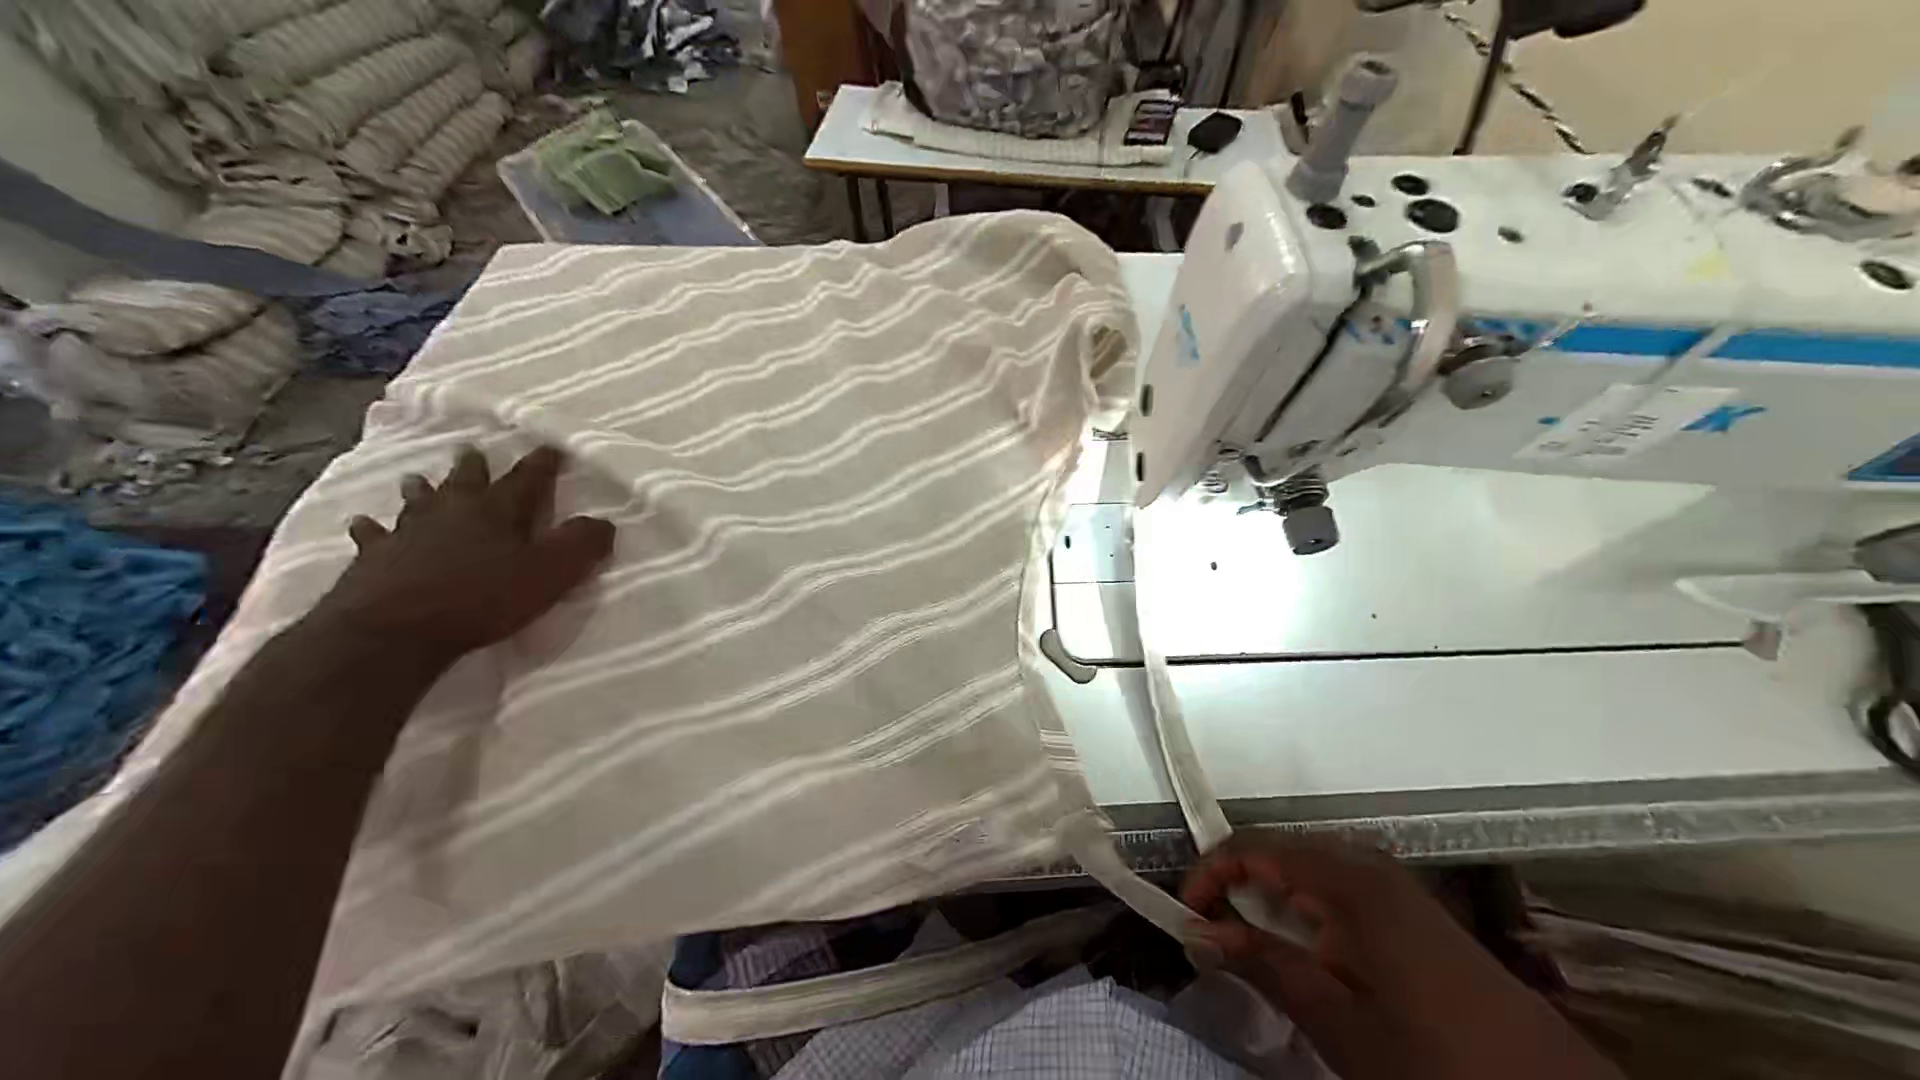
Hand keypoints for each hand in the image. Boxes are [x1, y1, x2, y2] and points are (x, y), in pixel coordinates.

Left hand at [313, 446, 615, 667]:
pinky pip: (374, 537)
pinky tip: (362, 522)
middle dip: (475, 467)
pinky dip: (370, 528)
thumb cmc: (480, 600)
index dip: (542, 464)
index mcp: (497, 513)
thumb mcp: (549, 573)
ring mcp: (409, 533)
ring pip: (418, 503)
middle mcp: (452, 513)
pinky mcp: (375, 559)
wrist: (393, 631)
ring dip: (422, 490)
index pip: (526, 480)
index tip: (552, 447)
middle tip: (473, 450)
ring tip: (416, 478)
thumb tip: (604, 521)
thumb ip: (580, 545)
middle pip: (467, 483)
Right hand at [1182, 838, 1622, 1079]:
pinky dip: (1303, 907)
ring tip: (1246, 940)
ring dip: (1267, 897)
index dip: (1209, 873)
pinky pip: (1337, 887)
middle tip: (1211, 930)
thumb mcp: (1337, 1019)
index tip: (1185, 915)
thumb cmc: (1433, 1055)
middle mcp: (1368, 865)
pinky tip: (1304, 948)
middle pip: (1278, 851)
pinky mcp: (1411, 910)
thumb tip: (1195, 932)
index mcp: (1348, 878)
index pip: (1253, 848)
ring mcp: (1394, 885)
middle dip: (1235, 883)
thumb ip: (1261, 965)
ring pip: (1306, 869)